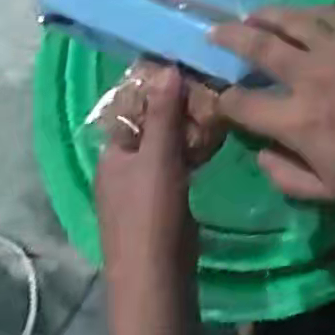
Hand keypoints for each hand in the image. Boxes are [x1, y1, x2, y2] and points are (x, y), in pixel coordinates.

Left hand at [94, 65, 197, 334]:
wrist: (156, 273)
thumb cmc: (150, 212)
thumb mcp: (158, 157)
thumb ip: (162, 114)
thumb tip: (167, 67)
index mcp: (113, 152)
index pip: (132, 106)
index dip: (157, 84)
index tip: (188, 62)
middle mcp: (126, 162)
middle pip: (153, 120)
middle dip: (180, 101)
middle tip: (213, 80)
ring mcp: (147, 178)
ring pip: (170, 137)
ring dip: (192, 121)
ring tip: (221, 101)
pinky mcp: (168, 191)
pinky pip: (182, 155)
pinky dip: (198, 142)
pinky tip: (219, 134)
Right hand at [211, 6, 334, 200]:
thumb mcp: (330, 188)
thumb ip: (286, 177)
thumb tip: (260, 154)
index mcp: (296, 119)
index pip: (242, 104)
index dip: (224, 99)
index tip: (221, 94)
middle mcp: (307, 76)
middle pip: (258, 47)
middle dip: (230, 37)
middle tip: (214, 31)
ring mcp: (333, 47)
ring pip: (290, 20)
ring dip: (265, 14)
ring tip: (250, 13)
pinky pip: (325, 13)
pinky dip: (305, 10)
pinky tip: (296, 12)